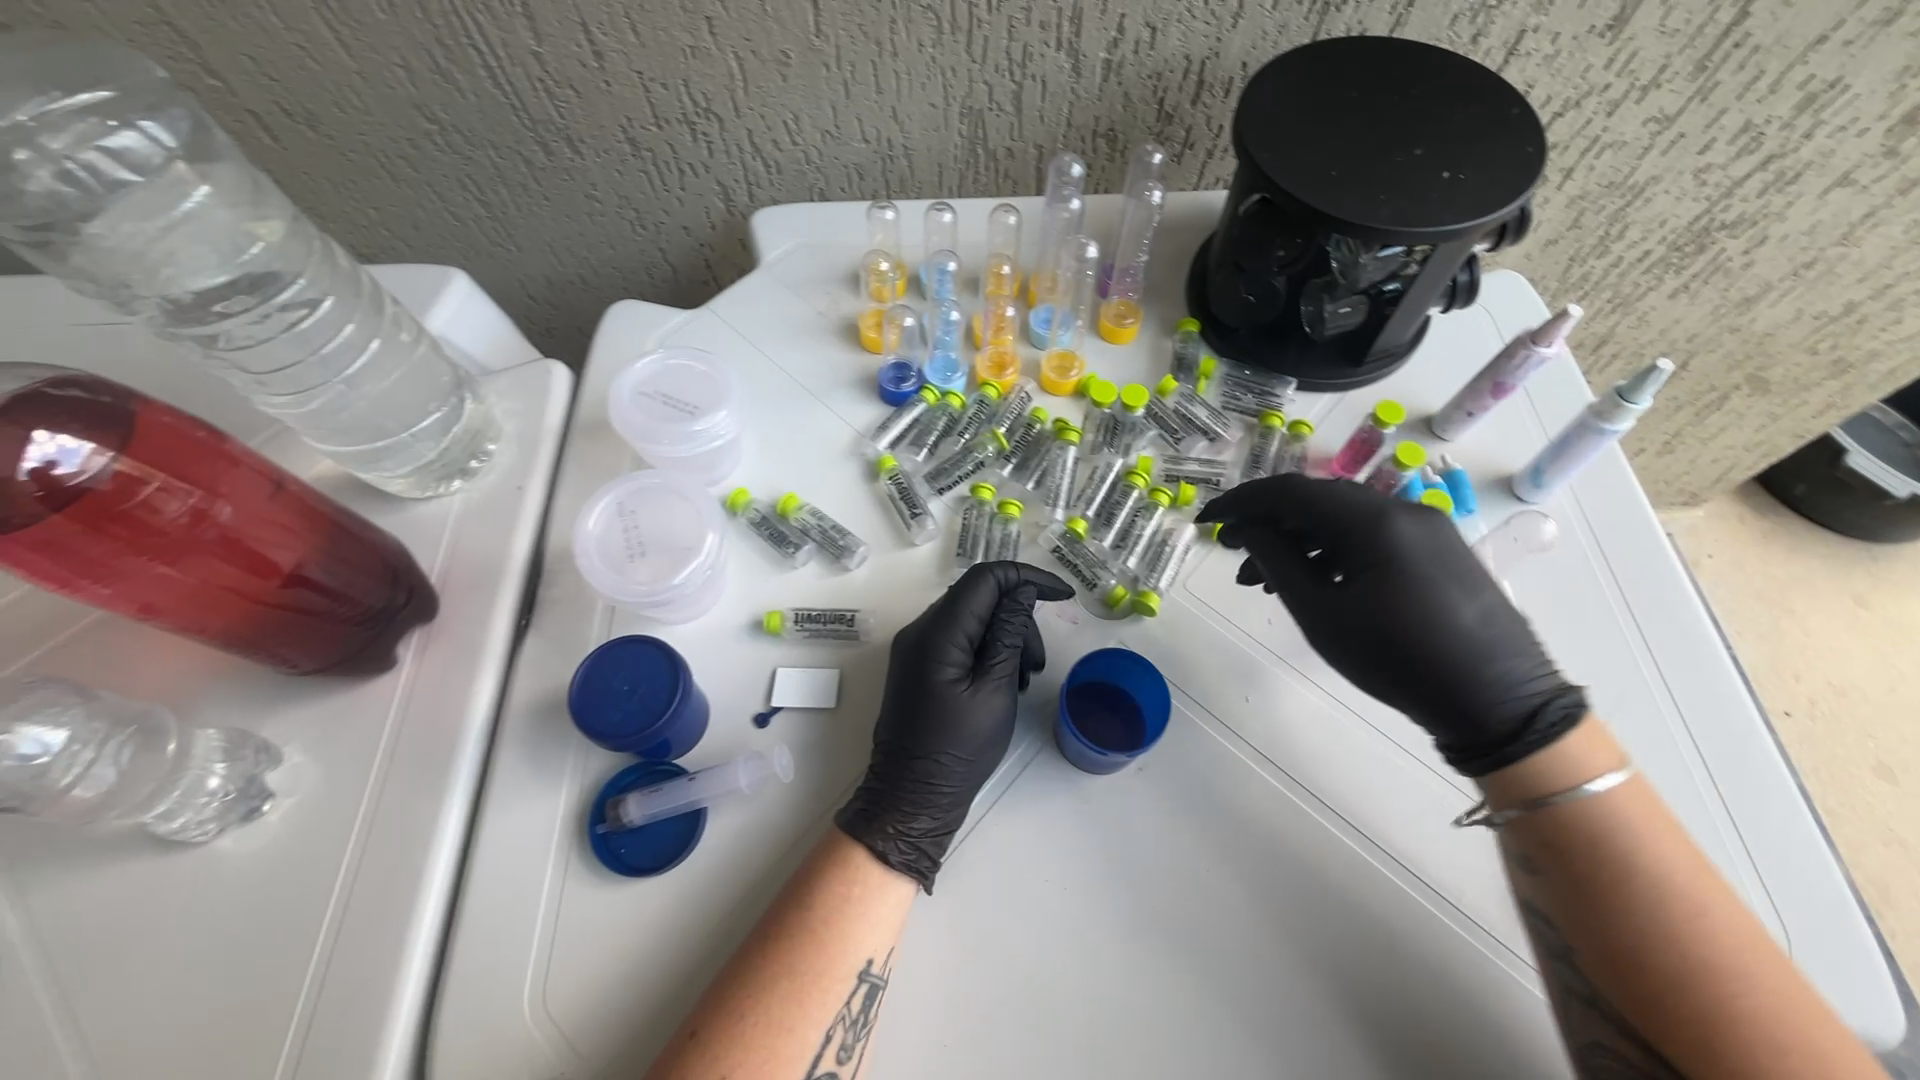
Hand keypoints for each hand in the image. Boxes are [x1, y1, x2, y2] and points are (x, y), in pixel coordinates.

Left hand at [835, 562, 1073, 891]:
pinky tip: (1003, 684)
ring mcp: (915, 647)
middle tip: (1038, 665)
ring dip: (1006, 638)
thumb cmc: (959, 749)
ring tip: (1022, 681)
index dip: (1028, 577)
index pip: (986, 577)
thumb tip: (1022, 591)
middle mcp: (920, 629)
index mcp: (938, 632)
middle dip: (1019, 619)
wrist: (911, 796)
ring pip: (971, 618)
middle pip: (980, 597)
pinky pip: (958, 639)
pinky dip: (986, 651)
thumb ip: (1009, 634)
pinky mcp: (917, 664)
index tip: (1064, 596)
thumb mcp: (995, 690)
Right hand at [1197, 475, 1585, 775]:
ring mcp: (1425, 528)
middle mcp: (1400, 510)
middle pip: (1316, 501)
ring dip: (1298, 540)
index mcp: (1371, 520)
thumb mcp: (1322, 615)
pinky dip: (1332, 551)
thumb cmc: (1397, 660)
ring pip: (1344, 519)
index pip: (1289, 492)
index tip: (1206, 522)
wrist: (1497, 698)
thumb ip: (1277, 563)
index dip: (1240, 503)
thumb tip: (1247, 530)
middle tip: (1232, 555)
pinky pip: (1371, 536)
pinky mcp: (1438, 551)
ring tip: (1263, 580)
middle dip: (1267, 523)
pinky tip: (1313, 582)